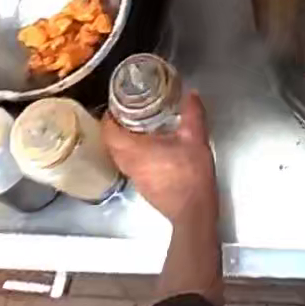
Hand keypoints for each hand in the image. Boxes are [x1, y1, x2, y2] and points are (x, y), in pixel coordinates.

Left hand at [101, 92, 217, 225]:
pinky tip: (151, 149)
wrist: (193, 211)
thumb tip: (191, 94)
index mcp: (136, 150)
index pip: (109, 132)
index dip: (108, 118)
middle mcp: (129, 165)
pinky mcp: (142, 187)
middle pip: (111, 144)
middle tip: (127, 113)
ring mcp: (135, 178)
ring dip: (123, 142)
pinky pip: (130, 166)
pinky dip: (133, 154)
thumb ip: (193, 113)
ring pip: (119, 156)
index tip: (115, 106)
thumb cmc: (191, 174)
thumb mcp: (195, 138)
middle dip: (115, 128)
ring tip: (139, 128)